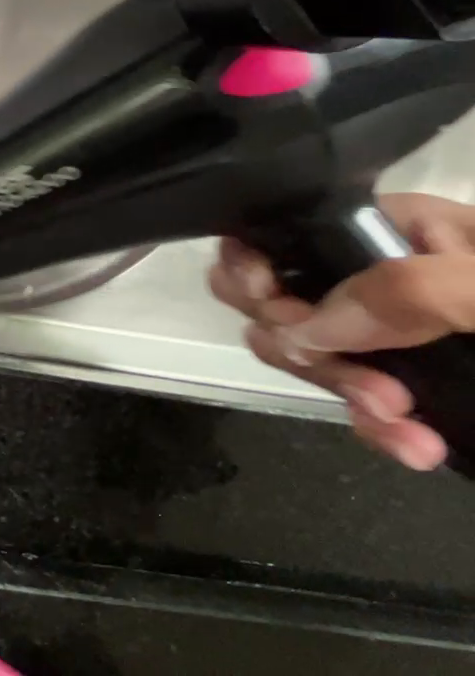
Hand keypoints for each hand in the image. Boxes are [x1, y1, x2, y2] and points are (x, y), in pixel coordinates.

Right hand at [210, 193, 474, 470]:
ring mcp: (405, 335)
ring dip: (343, 394)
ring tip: (403, 428)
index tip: (278, 312)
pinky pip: (357, 400)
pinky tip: (413, 447)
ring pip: (311, 355)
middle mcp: (392, 277)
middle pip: (281, 298)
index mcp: (410, 234)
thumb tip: (302, 324)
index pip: (285, 233)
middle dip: (304, 347)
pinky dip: (375, 427)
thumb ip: (410, 291)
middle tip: (365, 386)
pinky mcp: (425, 387)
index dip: (256, 269)